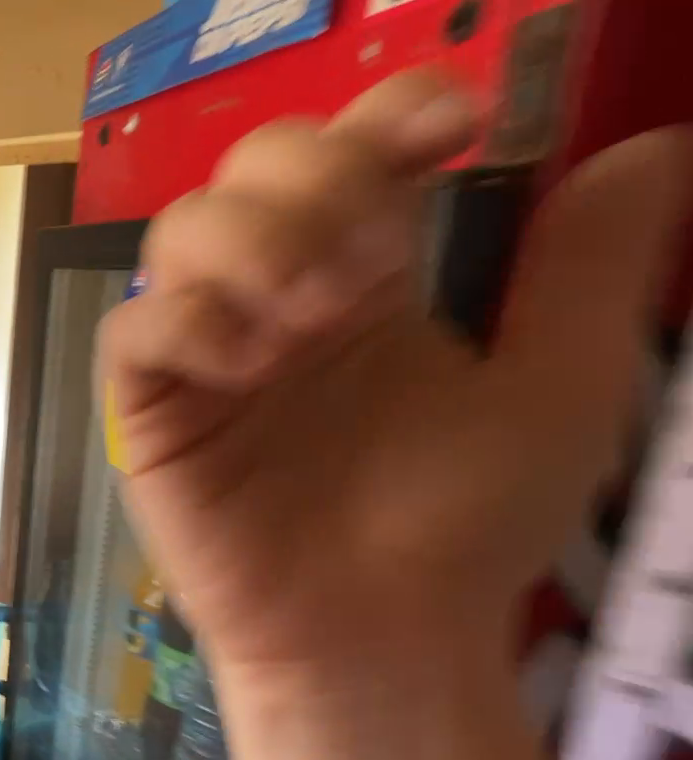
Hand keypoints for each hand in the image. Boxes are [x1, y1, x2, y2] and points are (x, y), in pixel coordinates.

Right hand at [101, 72, 689, 682]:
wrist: (374, 630)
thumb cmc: (457, 527)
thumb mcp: (557, 392)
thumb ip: (585, 275)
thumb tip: (642, 148)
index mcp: (364, 284)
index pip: (339, 155)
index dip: (377, 116)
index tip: (446, 135)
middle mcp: (269, 303)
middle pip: (239, 174)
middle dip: (307, 187)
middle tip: (368, 270)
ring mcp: (200, 356)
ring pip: (172, 237)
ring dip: (248, 250)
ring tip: (310, 322)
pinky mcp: (146, 413)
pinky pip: (131, 333)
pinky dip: (184, 324)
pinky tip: (246, 365)